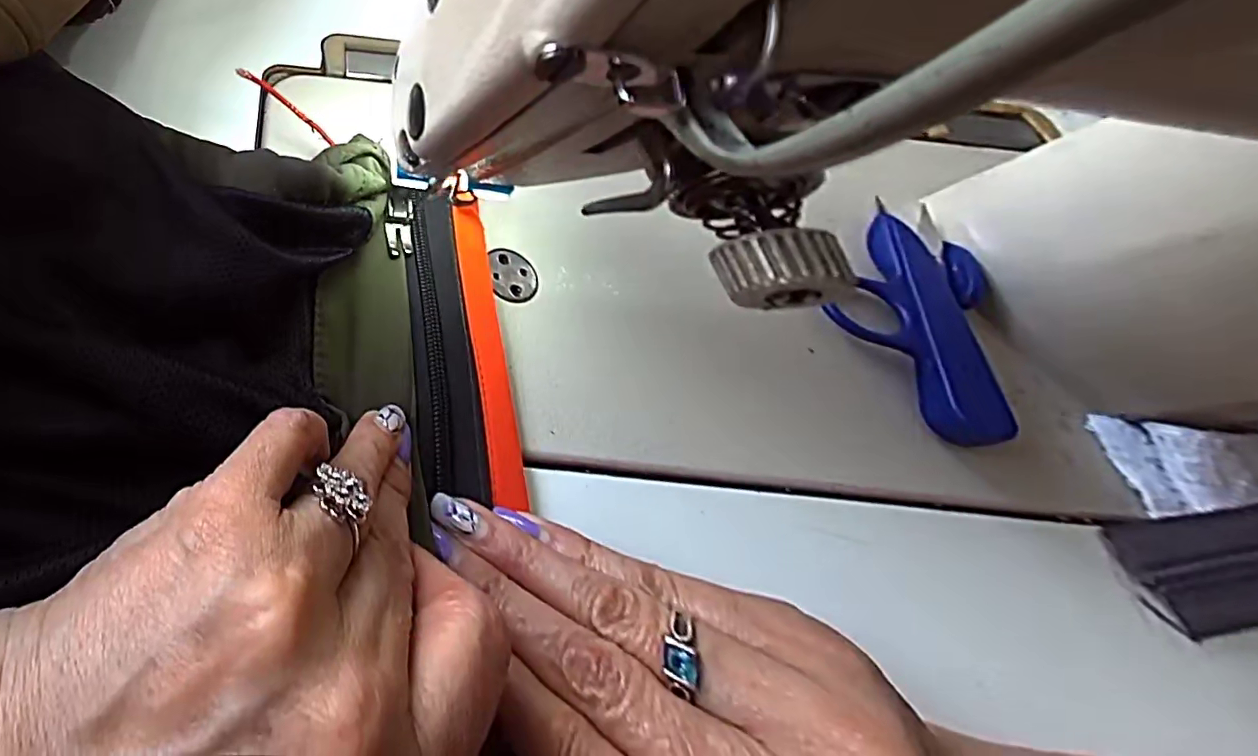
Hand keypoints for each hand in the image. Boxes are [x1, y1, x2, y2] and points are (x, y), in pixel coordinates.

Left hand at [0, 408, 506, 755]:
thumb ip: (369, 720)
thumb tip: (400, 616)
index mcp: (372, 749)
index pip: (466, 632)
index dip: (445, 580)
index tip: (420, 548)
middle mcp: (342, 670)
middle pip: (398, 552)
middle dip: (393, 511)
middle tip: (390, 478)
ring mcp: (284, 581)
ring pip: (356, 489)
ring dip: (367, 457)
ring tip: (371, 439)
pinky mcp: (221, 520)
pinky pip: (291, 443)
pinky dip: (304, 432)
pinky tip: (306, 436)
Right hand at [428, 492, 956, 755]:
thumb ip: (600, 752)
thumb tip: (508, 690)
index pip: (584, 736)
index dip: (505, 668)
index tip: (452, 615)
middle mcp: (779, 754)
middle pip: (604, 659)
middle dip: (511, 594)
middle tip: (451, 545)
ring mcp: (803, 686)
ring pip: (637, 606)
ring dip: (546, 558)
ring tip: (483, 524)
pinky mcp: (807, 633)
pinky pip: (682, 582)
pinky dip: (607, 555)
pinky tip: (556, 534)